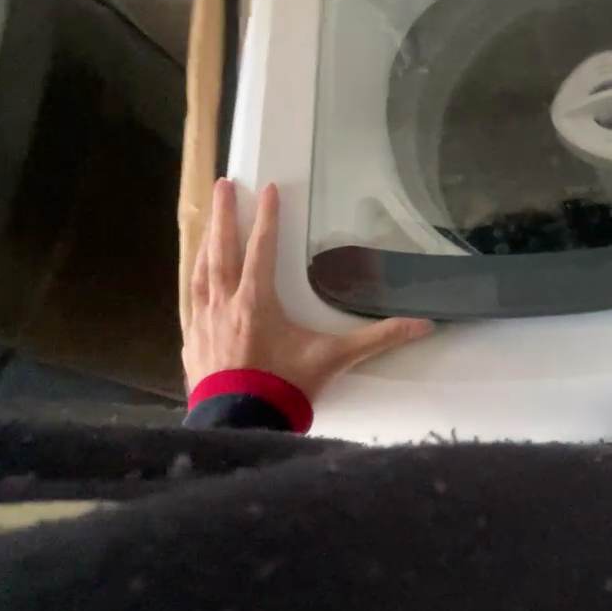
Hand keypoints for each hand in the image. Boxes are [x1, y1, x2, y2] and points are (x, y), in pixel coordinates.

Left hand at [183, 178, 433, 398]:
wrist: (238, 427)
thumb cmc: (286, 388)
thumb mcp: (335, 359)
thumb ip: (377, 338)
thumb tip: (422, 325)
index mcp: (257, 302)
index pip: (263, 248)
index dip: (269, 217)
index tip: (270, 188)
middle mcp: (225, 304)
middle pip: (222, 250)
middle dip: (226, 215)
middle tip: (225, 183)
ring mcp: (202, 322)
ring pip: (200, 271)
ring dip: (206, 240)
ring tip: (208, 218)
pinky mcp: (191, 340)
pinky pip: (189, 298)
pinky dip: (192, 277)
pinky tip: (193, 271)